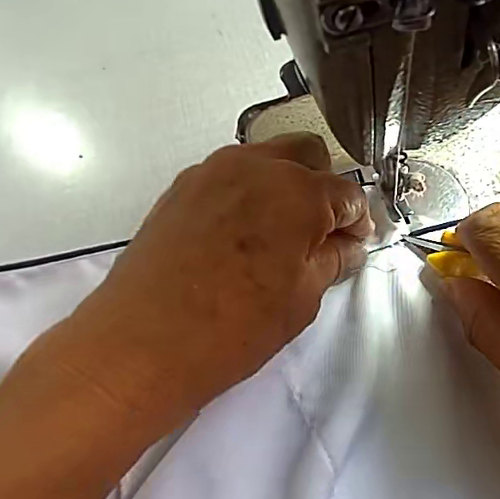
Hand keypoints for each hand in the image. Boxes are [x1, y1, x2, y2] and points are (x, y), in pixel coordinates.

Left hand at [30, 133, 371, 428]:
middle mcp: (255, 167)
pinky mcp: (181, 188)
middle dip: (322, 188)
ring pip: (264, 159)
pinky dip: (246, 194)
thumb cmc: (229, 327)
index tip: (353, 243)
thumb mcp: (301, 299)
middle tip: (321, 233)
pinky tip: (242, 238)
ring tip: (279, 236)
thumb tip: (346, 246)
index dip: (356, 221)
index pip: (346, 193)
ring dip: (283, 186)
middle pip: (306, 155)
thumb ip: (331, 260)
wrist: (143, 343)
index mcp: (297, 191)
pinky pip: (228, 176)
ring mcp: (212, 172)